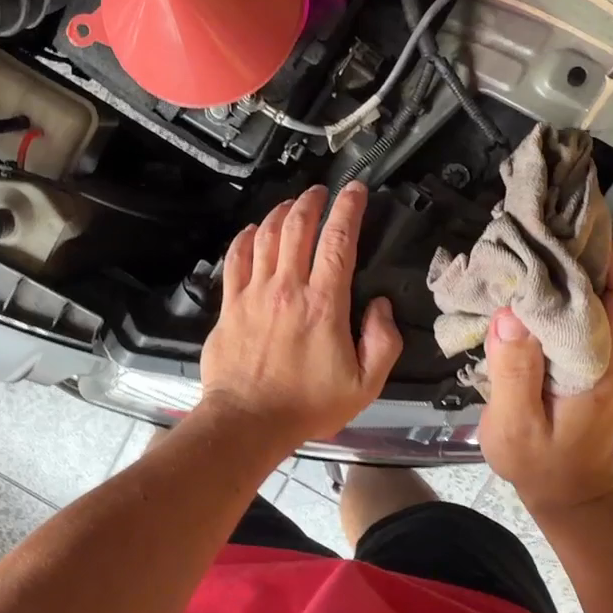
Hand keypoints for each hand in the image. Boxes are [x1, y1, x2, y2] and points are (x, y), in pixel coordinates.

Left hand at [199, 183, 403, 447]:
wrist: (248, 421)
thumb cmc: (308, 405)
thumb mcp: (365, 385)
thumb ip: (383, 342)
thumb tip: (381, 306)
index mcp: (324, 304)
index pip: (339, 241)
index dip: (349, 209)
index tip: (356, 191)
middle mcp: (287, 288)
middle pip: (299, 227)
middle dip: (312, 201)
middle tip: (322, 191)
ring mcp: (254, 293)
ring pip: (267, 236)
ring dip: (282, 212)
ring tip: (293, 204)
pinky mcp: (230, 304)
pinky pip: (236, 258)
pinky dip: (247, 237)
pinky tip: (255, 230)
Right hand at [478, 243, 612, 517]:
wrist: (570, 492)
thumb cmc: (542, 462)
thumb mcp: (518, 425)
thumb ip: (515, 372)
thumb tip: (510, 314)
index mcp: (603, 361)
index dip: (601, 251)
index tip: (563, 222)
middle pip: (612, 282)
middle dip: (581, 246)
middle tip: (535, 219)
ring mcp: (605, 352)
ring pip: (597, 292)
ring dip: (568, 262)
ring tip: (525, 238)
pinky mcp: (589, 355)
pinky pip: (581, 308)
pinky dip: (558, 285)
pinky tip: (524, 276)